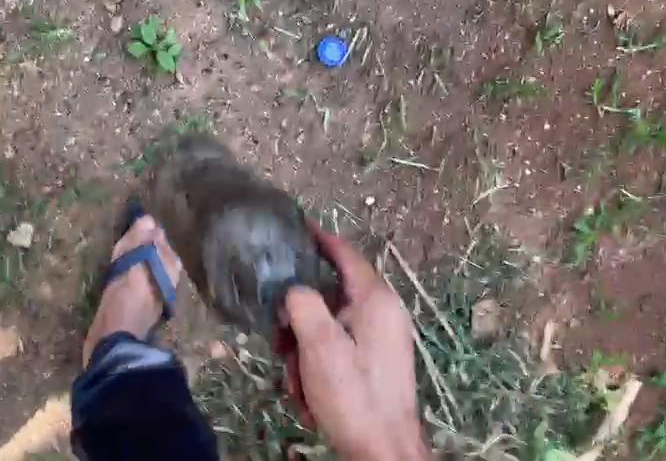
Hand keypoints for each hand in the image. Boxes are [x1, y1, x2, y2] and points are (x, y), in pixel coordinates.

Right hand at [281, 226, 429, 460]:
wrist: (385, 456)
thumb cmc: (354, 396)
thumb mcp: (320, 345)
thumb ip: (302, 304)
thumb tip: (293, 289)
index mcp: (375, 299)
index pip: (344, 252)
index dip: (317, 237)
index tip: (292, 227)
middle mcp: (382, 312)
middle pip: (329, 294)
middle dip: (298, 317)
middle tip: (280, 341)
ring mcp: (380, 339)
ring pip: (329, 325)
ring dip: (304, 350)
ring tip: (296, 382)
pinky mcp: (376, 363)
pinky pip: (338, 348)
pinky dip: (319, 367)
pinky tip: (309, 396)